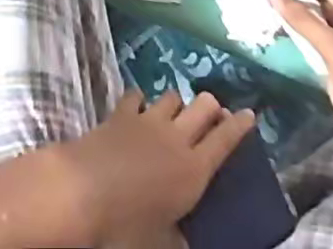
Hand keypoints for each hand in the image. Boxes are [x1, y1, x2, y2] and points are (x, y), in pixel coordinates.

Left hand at [40, 89, 254, 248]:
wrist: (83, 189)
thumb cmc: (127, 224)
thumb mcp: (162, 240)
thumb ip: (178, 235)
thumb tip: (184, 239)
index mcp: (194, 170)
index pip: (225, 141)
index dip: (239, 126)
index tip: (249, 114)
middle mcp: (175, 138)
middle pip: (202, 108)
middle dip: (210, 106)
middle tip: (213, 112)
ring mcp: (147, 120)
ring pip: (171, 97)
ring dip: (177, 103)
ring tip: (176, 112)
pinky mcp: (121, 113)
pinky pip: (136, 96)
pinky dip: (140, 100)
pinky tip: (138, 107)